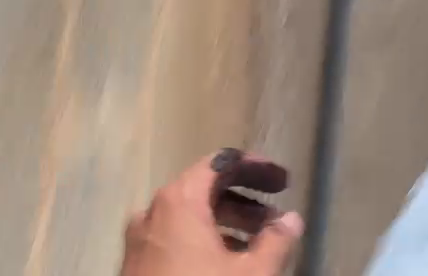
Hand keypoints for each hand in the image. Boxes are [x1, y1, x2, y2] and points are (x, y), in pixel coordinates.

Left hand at [121, 149, 303, 275]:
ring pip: (190, 217)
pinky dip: (203, 243)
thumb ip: (275, 242)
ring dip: (226, 224)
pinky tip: (227, 265)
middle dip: (244, 201)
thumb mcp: (251, 274)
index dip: (256, 168)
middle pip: (205, 189)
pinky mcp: (136, 268)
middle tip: (275, 218)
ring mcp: (140, 241)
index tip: (283, 182)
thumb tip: (292, 220)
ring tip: (258, 245)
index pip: (222, 163)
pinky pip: (175, 240)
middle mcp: (154, 211)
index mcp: (179, 199)